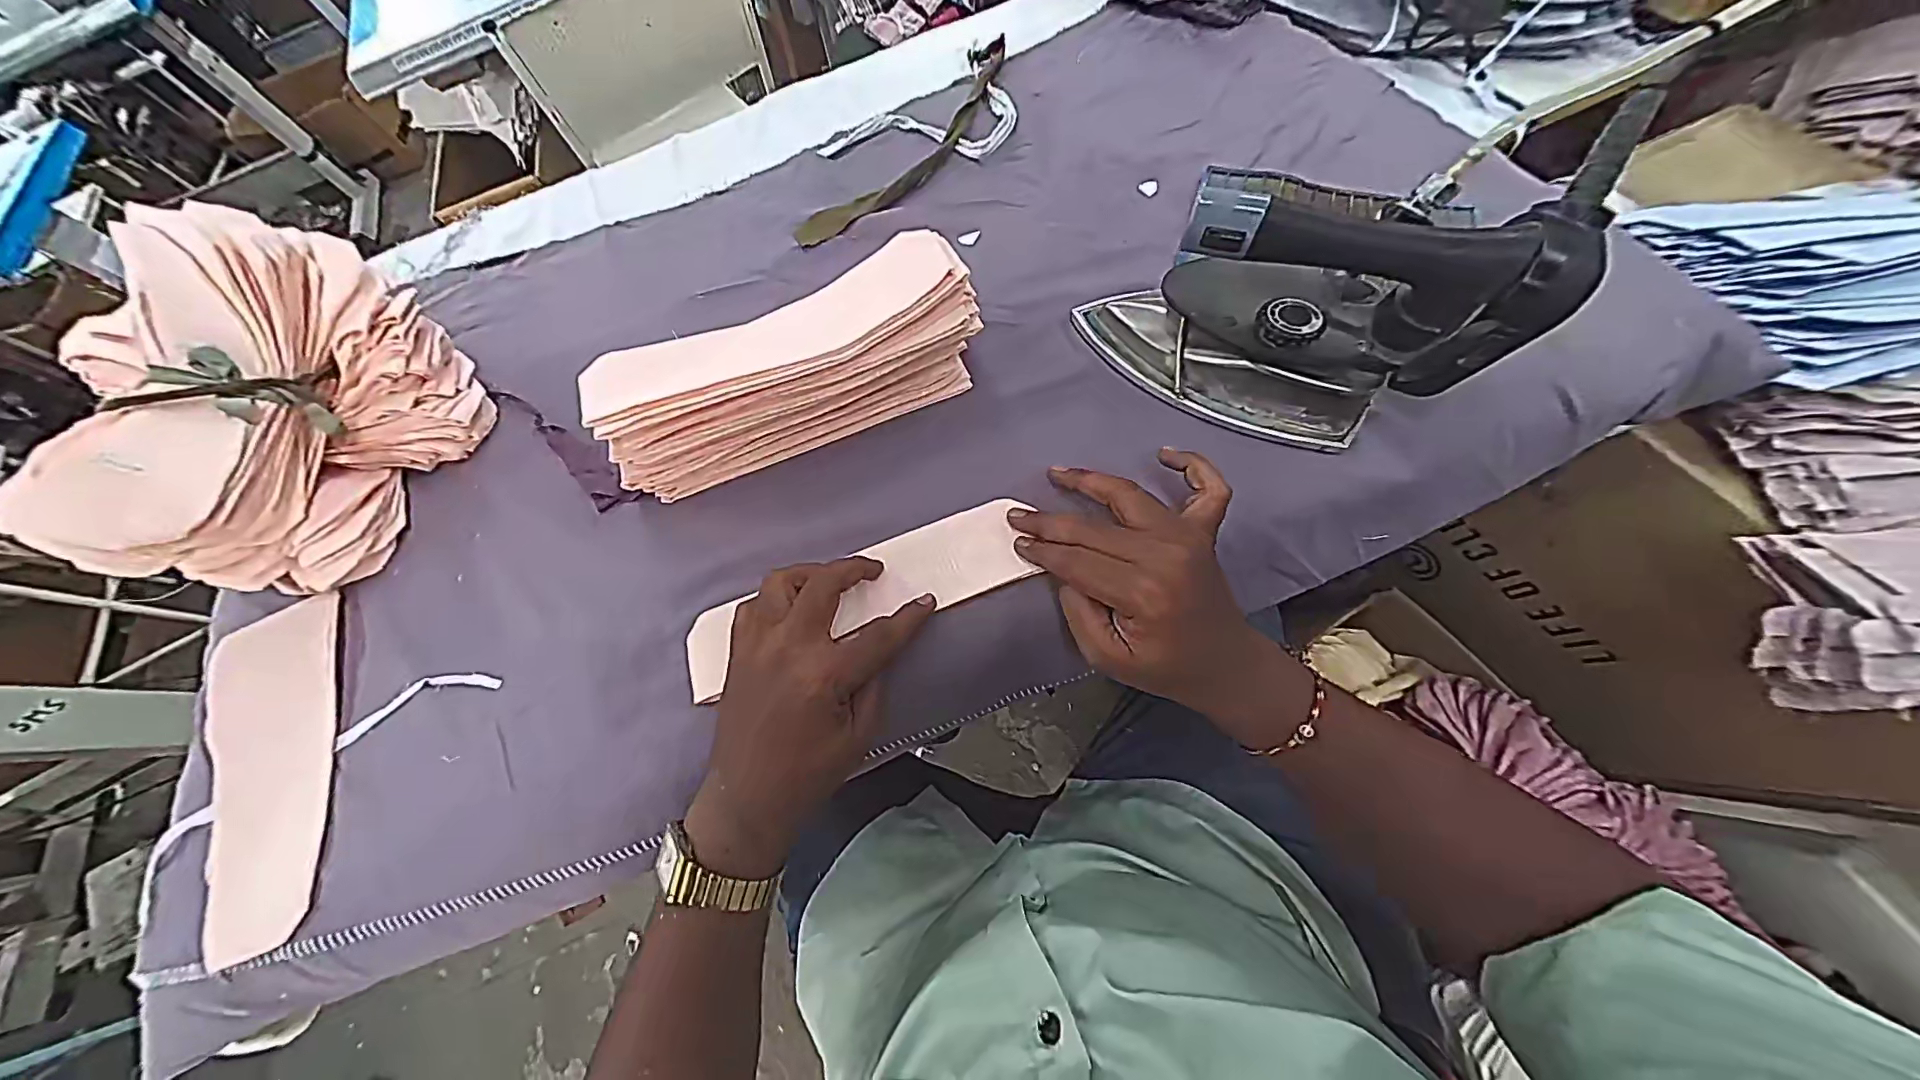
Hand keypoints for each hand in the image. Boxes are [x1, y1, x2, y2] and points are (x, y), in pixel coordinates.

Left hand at [686, 558, 933, 878]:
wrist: (745, 799)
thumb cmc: (804, 776)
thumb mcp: (859, 736)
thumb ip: (874, 686)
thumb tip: (879, 652)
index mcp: (823, 674)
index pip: (877, 635)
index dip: (907, 617)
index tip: (923, 603)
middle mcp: (787, 649)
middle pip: (823, 585)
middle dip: (854, 569)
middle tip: (872, 570)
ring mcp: (757, 646)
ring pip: (780, 583)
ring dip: (810, 574)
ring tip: (829, 580)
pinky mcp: (737, 653)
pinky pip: (753, 606)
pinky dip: (774, 599)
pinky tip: (790, 608)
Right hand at [1008, 449, 1306, 745]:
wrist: (1224, 664)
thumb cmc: (1165, 667)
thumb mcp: (1107, 657)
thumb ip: (1078, 612)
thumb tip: (1062, 571)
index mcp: (1142, 593)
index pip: (1077, 561)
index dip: (1043, 550)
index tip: (1018, 541)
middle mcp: (1166, 556)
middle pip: (1094, 528)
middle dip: (1049, 521)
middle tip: (1019, 514)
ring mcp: (1188, 538)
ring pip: (1131, 496)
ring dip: (1092, 481)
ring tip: (1059, 474)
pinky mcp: (1205, 532)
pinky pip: (1208, 488)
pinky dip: (1192, 465)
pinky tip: (1164, 454)